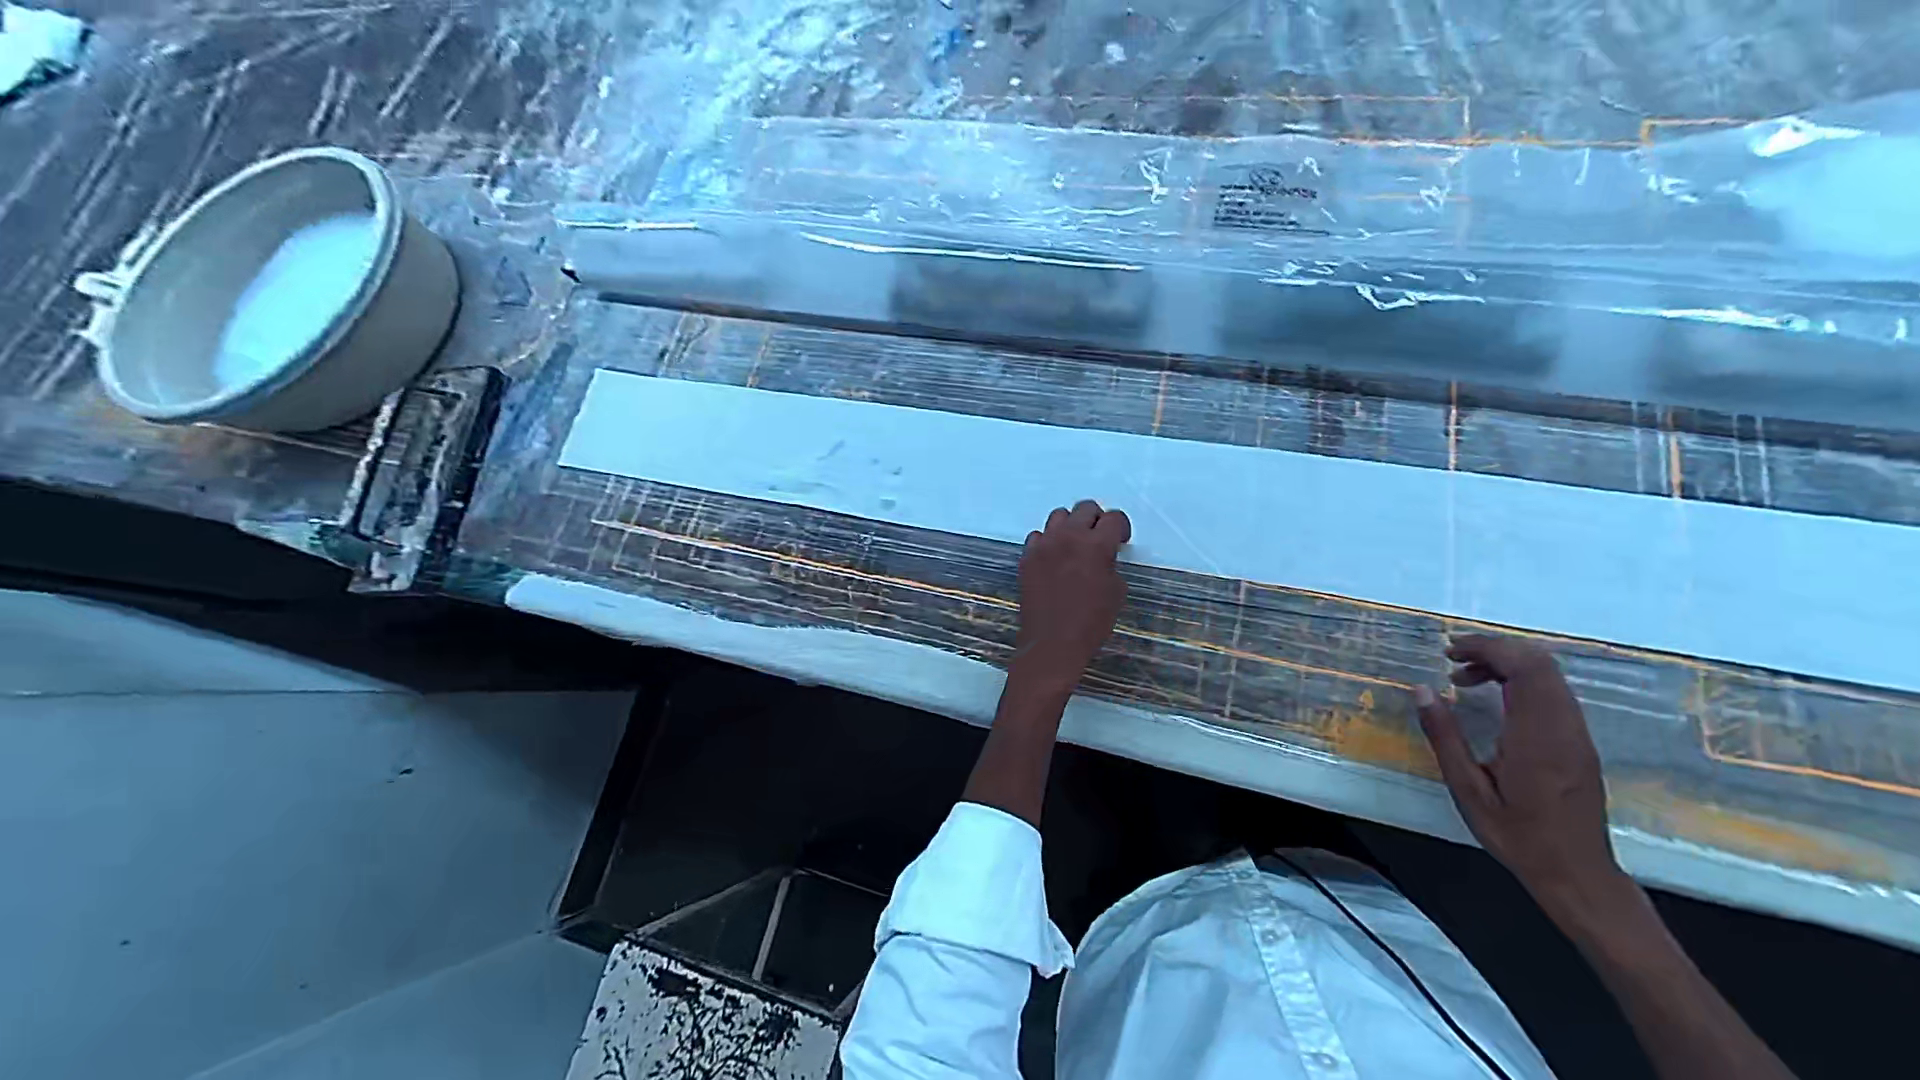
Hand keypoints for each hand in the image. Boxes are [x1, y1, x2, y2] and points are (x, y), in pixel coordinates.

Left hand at [1012, 500, 1130, 693]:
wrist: (1052, 643)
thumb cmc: (1091, 622)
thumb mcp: (1116, 592)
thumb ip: (1111, 564)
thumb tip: (1104, 556)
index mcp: (1095, 545)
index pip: (1113, 518)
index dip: (1120, 527)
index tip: (1120, 539)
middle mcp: (1068, 537)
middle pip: (1085, 508)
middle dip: (1096, 519)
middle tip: (1099, 538)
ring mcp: (1044, 546)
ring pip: (1059, 516)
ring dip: (1071, 525)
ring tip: (1075, 545)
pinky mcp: (1027, 557)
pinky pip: (1038, 536)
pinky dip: (1048, 542)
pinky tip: (1054, 558)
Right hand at [1414, 634, 1623, 909]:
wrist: (1577, 872)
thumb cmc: (1516, 834)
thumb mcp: (1467, 788)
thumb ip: (1444, 736)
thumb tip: (1422, 690)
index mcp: (1538, 737)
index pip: (1525, 668)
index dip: (1487, 648)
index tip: (1449, 652)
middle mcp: (1565, 728)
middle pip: (1540, 663)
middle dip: (1495, 650)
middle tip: (1453, 660)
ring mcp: (1578, 734)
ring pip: (1549, 675)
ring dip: (1507, 664)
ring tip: (1465, 679)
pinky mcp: (1579, 742)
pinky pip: (1553, 693)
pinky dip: (1521, 681)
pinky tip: (1493, 699)